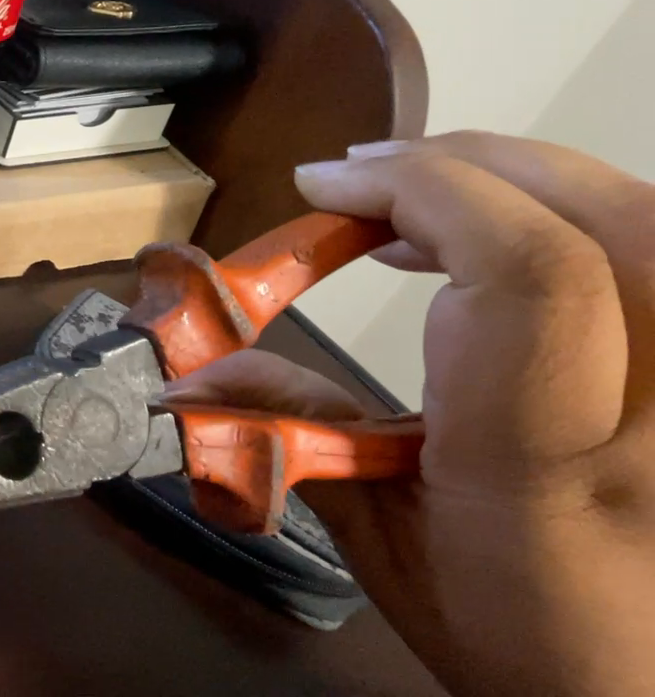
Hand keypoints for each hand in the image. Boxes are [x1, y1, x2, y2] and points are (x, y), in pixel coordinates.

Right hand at [162, 132, 654, 696]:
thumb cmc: (518, 634)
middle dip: (463, 164)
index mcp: (546, 463)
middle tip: (358, 173)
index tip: (320, 188)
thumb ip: (289, 434)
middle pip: (607, 220)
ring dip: (520, 175)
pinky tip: (494, 230)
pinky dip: (568, 207)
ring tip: (418, 188)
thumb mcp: (380, 542)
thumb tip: (192, 369)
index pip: (527, 277)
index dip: (421, 194)